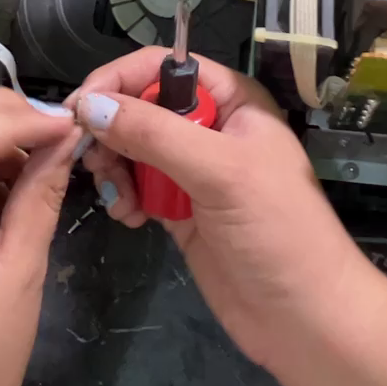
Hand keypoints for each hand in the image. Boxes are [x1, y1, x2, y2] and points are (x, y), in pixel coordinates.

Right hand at [71, 49, 375, 366]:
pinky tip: (130, 217)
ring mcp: (195, 169)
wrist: (305, 319)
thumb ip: (154, 133)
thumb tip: (89, 105)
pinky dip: (125, 196)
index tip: (81, 105)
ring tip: (117, 198)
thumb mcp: (218, 171)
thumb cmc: (277, 230)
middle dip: (113, 129)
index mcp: (233, 100)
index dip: (121, 78)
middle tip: (94, 160)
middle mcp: (211, 126)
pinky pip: (138, 185)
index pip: (166, 66)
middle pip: (143, 106)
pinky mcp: (181, 208)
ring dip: (116, 168)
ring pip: (134, 147)